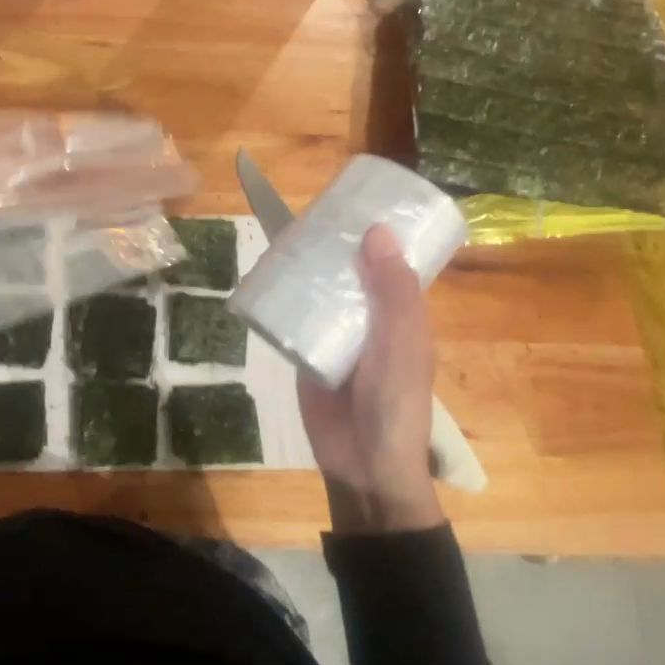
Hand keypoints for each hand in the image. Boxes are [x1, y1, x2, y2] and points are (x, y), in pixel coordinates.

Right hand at [296, 224, 444, 533]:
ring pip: (317, 292)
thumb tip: (377, 228)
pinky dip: (279, 299)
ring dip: (301, 269)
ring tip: (278, 238)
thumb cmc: (395, 402)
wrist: (362, 463)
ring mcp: (335, 336)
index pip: (388, 262)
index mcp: (401, 313)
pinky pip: (292, 319)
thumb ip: (393, 291)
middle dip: (329, 246)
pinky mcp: (305, 353)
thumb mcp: (403, 343)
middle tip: (303, 215)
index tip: (352, 201)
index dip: (375, 233)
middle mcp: (368, 318)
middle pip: (347, 272)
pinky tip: (261, 278)